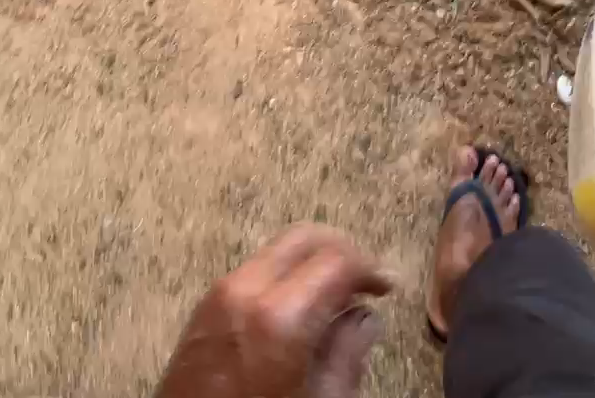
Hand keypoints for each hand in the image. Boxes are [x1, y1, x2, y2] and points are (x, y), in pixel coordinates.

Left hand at [154, 225, 393, 397]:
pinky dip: (285, 273)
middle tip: (367, 281)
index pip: (334, 261)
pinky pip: (255, 269)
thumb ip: (347, 356)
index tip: (388, 285)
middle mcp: (247, 289)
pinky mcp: (207, 302)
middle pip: (302, 237)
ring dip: (311, 260)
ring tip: (339, 296)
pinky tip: (302, 305)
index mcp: (279, 317)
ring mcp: (221, 291)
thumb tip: (365, 317)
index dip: (368, 267)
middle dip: (340, 250)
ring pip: (277, 249)